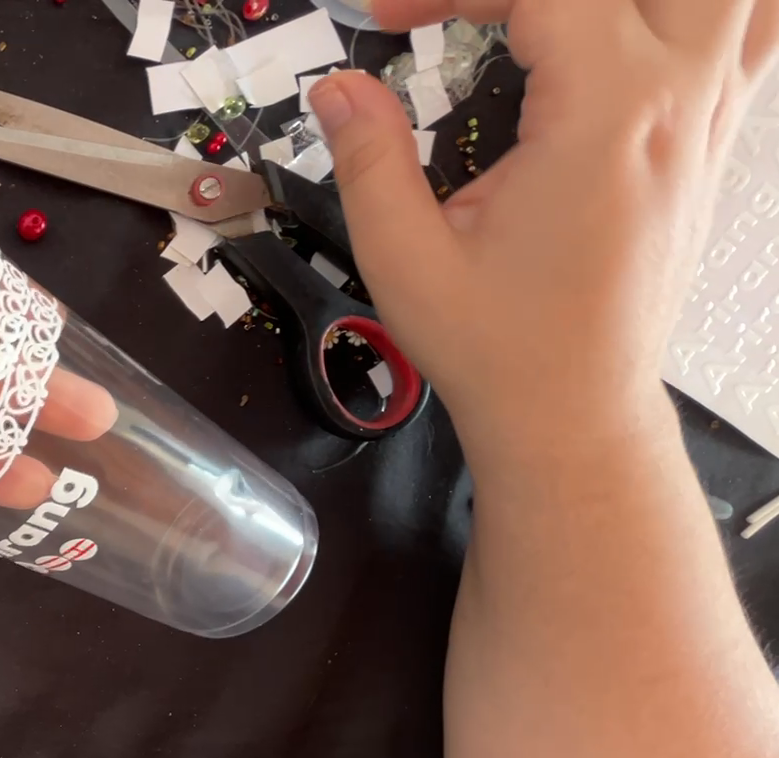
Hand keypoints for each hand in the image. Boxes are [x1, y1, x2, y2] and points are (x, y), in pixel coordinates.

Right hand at [313, 0, 778, 470]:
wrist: (568, 401)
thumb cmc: (482, 337)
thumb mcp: (402, 256)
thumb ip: (370, 161)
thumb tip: (337, 88)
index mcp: (605, 116)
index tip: (383, 20)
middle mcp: (686, 89)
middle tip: (452, 12)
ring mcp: (720, 107)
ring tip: (532, 20)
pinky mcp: (720, 132)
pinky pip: (751, 20)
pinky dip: (689, 7)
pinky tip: (632, 28)